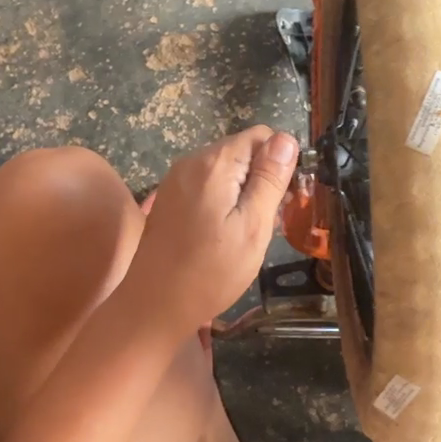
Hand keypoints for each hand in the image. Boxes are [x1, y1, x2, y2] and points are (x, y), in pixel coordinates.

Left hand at [118, 126, 298, 329]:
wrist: (154, 305)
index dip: (281, 162)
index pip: (261, 136)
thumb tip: (286, 138)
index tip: (286, 199)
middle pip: (242, 151)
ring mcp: (176, 179)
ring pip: (226, 170)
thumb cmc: (211, 271)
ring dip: (244, 193)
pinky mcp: (169, 198)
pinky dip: (224, 202)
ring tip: (247, 231)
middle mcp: (191, 161)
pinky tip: (225, 233)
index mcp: (214, 163)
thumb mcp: (253, 226)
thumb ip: (270, 179)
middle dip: (262, 179)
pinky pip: (207, 186)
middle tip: (268, 222)